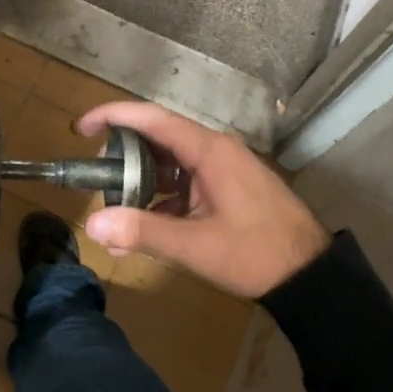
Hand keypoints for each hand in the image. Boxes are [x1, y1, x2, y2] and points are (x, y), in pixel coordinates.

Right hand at [77, 102, 329, 298]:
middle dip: (124, 155)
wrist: (310, 274)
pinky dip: (163, 196)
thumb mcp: (195, 246)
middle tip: (97, 178)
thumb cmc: (255, 253)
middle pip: (159, 137)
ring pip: (172, 162)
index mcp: (209, 150)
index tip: (81, 127)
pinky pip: (187, 180)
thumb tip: (93, 222)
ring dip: (143, 180)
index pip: (153, 118)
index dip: (114, 116)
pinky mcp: (229, 187)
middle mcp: (215, 149)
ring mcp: (224, 168)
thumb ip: (143, 231)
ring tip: (116, 206)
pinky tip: (147, 224)